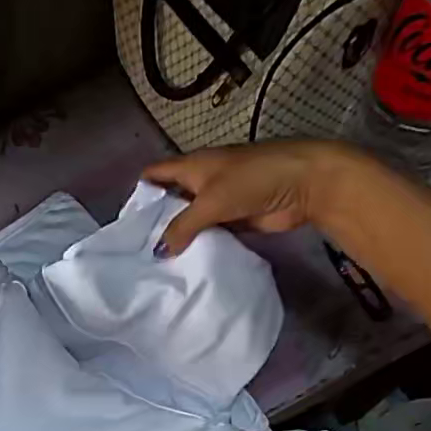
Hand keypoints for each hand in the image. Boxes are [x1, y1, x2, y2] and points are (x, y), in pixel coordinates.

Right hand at [143, 140, 364, 256]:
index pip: (156, 174)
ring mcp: (218, 202)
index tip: (126, 220)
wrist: (304, 184)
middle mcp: (201, 182)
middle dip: (154, 222)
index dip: (140, 192)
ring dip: (176, 238)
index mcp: (192, 166)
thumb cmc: (254, 179)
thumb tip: (160, 251)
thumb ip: (182, 225)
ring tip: (154, 264)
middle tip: (135, 251)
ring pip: (188, 221)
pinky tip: (183, 264)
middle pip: (169, 200)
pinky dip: (196, 246)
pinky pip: (207, 235)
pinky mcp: (233, 220)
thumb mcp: (211, 200)